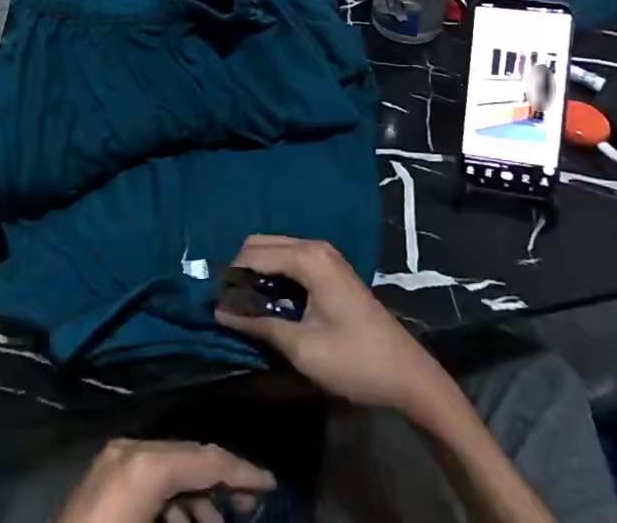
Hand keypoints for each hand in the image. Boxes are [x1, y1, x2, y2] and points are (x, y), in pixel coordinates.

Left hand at [55, 439, 273, 522]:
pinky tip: (185, 522)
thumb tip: (228, 512)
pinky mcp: (102, 478)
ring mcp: (112, 461)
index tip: (272, 486)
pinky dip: (171, 499)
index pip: (208, 459)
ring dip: (197, 495)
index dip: (244, 473)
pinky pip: (148, 479)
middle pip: (190, 457)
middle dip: (222, 482)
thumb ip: (202, 516)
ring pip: (170, 467)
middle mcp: (130, 450)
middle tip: (252, 506)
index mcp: (146, 464)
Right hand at [213, 235, 453, 418]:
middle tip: (225, 306)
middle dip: (239, 270)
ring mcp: (326, 258)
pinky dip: (272, 276)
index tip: (211, 304)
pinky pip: (290, 262)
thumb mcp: (301, 347)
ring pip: (276, 251)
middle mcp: (316, 247)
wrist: (405, 373)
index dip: (228, 277)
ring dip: (255, 273)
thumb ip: (259, 324)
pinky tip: (265, 304)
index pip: (253, 253)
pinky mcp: (330, 271)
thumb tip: (220, 310)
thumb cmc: (354, 360)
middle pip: (262, 244)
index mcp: (309, 258)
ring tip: (240, 308)